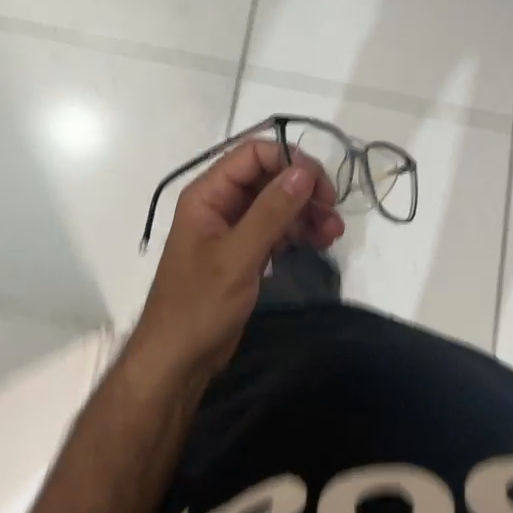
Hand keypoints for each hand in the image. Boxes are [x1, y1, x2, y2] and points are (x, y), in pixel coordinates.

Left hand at [128, 140, 343, 383]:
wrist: (178, 359)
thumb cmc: (200, 304)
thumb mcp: (238, 256)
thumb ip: (271, 211)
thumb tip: (304, 171)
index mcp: (207, 194)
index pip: (252, 154)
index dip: (288, 160)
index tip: (321, 184)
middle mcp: (219, 204)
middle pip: (267, 177)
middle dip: (302, 189)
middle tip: (333, 211)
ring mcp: (231, 229)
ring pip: (275, 204)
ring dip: (306, 212)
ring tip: (334, 233)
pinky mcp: (243, 253)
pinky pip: (275, 228)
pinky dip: (297, 232)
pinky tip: (320, 242)